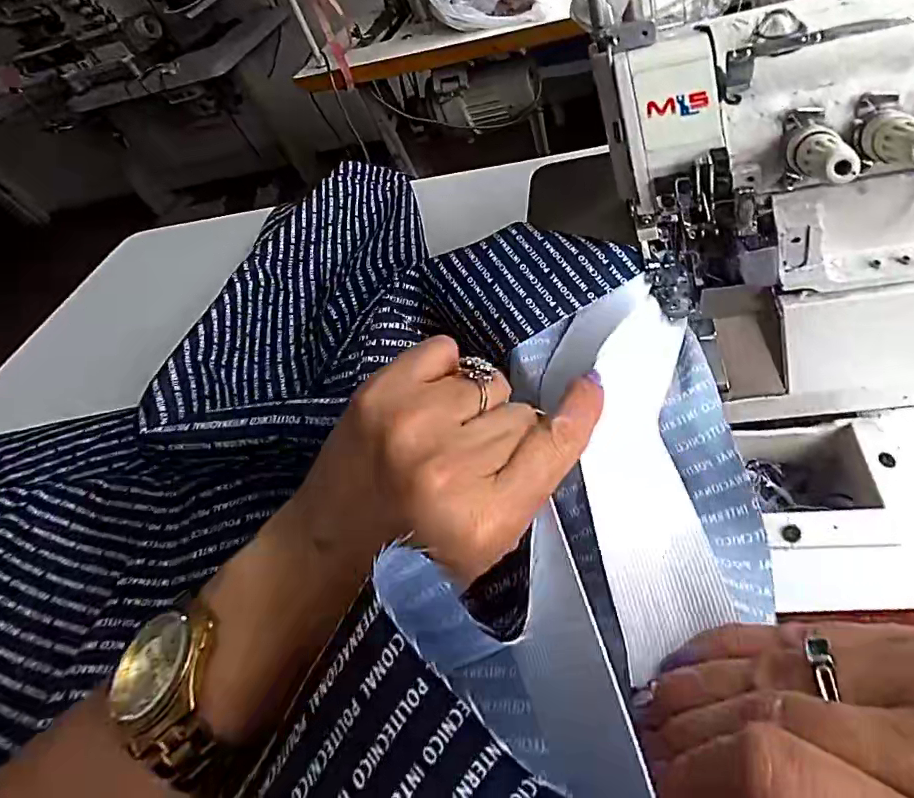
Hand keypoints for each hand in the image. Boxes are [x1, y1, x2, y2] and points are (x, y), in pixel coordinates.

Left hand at [289, 335, 604, 583]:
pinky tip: (426, 404)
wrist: (323, 562)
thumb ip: (534, 477)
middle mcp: (449, 467)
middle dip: (506, 433)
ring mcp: (408, 425)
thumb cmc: (418, 563)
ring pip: (488, 382)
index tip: (591, 386)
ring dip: (474, 406)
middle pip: (522, 412)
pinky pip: (447, 350)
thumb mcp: (493, 540)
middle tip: (470, 466)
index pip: (554, 442)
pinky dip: (445, 370)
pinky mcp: (376, 394)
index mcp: (485, 517)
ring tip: (440, 440)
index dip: (580, 411)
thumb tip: (574, 403)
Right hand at [638, 623, 913, 797]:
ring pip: (787, 652)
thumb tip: (700, 781)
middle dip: (699, 730)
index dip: (700, 773)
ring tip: (667, 702)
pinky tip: (715, 656)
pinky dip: (755, 645)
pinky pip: (817, 632)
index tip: (663, 782)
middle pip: (773, 700)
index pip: (772, 760)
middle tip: (654, 750)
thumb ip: (786, 796)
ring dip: (714, 680)